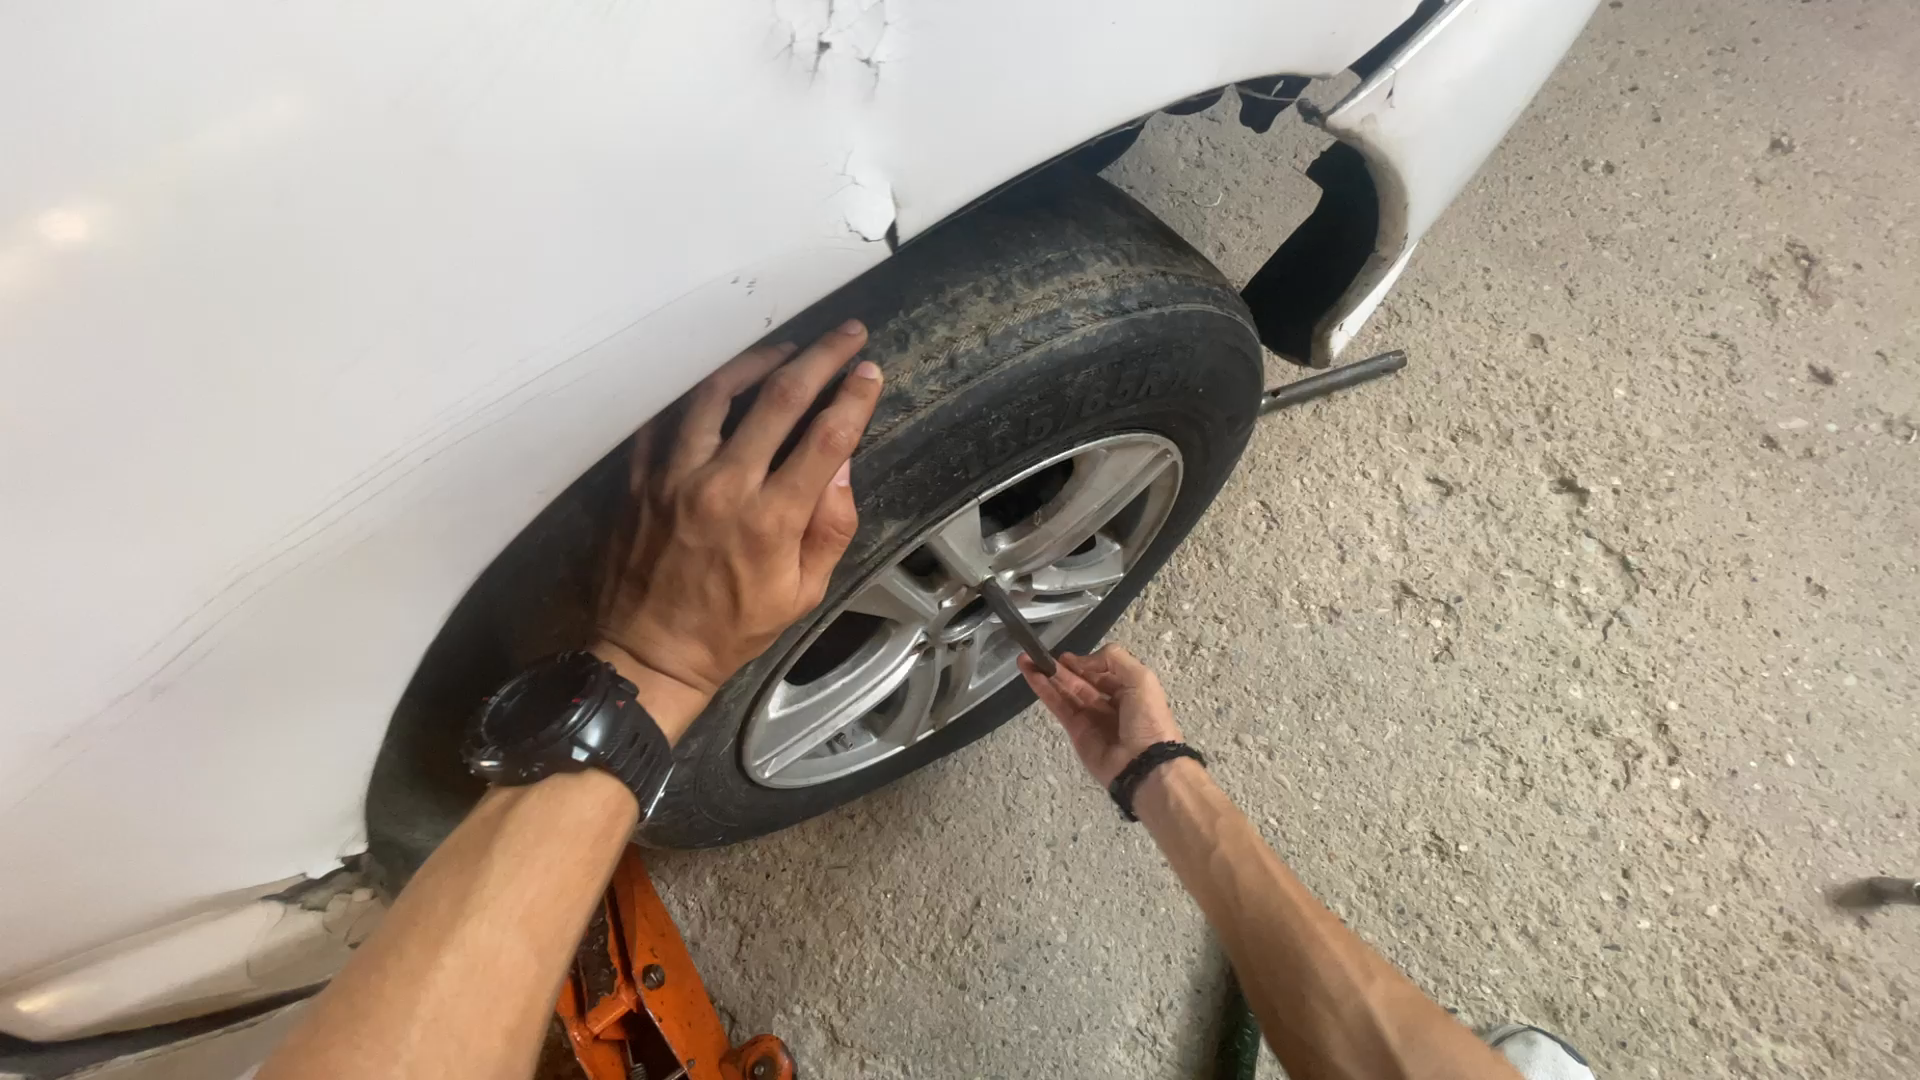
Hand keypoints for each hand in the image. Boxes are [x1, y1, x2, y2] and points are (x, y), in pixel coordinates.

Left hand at [593, 321, 882, 735]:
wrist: (647, 650)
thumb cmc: (734, 627)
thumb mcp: (803, 592)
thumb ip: (829, 527)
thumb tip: (841, 465)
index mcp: (771, 519)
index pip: (825, 438)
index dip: (854, 398)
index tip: (870, 372)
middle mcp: (723, 484)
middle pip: (781, 398)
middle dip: (822, 357)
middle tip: (847, 333)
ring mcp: (674, 474)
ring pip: (719, 391)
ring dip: (760, 359)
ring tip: (788, 347)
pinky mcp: (640, 474)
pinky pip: (670, 414)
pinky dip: (701, 390)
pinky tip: (723, 381)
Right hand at [1018, 645, 1182, 786]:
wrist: (1145, 765)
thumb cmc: (1149, 720)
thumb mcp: (1141, 678)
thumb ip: (1113, 659)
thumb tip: (1082, 661)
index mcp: (1128, 689)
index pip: (1101, 670)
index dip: (1084, 661)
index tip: (1066, 656)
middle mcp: (1108, 702)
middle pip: (1079, 680)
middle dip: (1059, 667)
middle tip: (1037, 654)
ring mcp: (1091, 717)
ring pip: (1065, 691)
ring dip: (1045, 675)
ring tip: (1025, 660)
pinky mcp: (1076, 731)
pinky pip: (1058, 706)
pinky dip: (1044, 691)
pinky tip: (1031, 676)